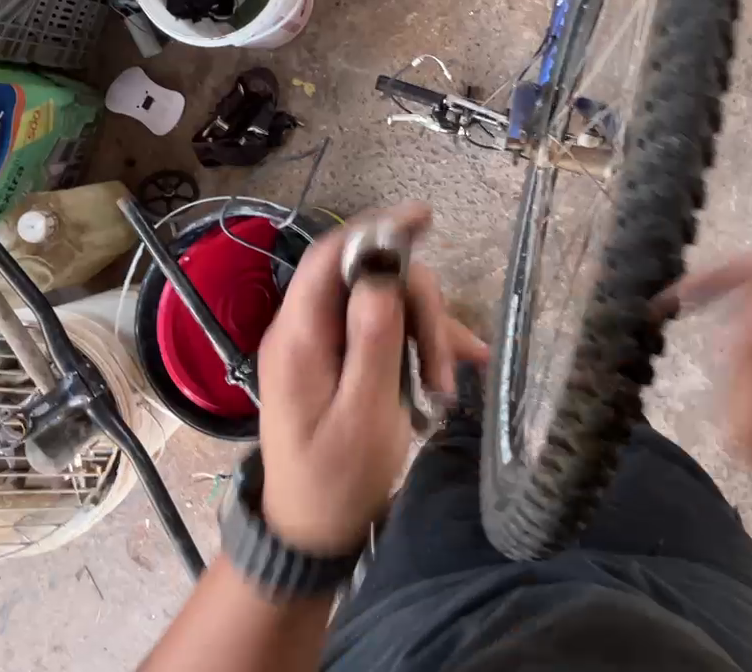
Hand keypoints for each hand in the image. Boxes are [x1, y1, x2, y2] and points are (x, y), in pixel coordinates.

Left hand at [254, 203, 489, 553]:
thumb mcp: (364, 413)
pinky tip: (451, 373)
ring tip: (448, 386)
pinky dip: (419, 347)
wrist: (309, 533)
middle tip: (449, 362)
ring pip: (384, 304)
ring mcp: (322, 343)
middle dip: (419, 307)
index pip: (331, 254)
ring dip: (425, 334)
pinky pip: (384, 332)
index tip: (425, 218)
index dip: (378, 228)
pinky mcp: (339, 359)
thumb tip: (384, 268)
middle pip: (369, 280)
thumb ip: (373, 338)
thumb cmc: (336, 480)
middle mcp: (306, 328)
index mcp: (300, 335)